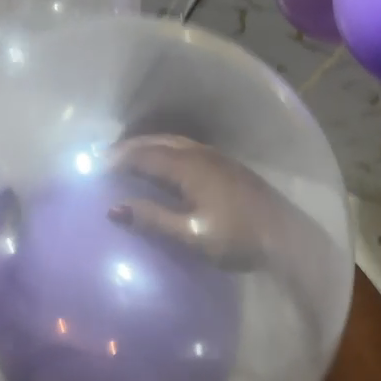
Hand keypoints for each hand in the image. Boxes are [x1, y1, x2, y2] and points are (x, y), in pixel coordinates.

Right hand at [105, 134, 309, 271]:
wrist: (288, 236)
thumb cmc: (239, 238)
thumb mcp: (192, 235)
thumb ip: (153, 220)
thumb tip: (113, 208)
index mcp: (189, 166)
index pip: (144, 154)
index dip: (116, 159)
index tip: (92, 167)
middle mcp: (200, 153)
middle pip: (157, 142)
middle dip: (129, 147)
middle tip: (104, 159)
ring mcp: (216, 157)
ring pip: (173, 143)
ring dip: (148, 147)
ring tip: (128, 160)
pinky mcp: (227, 166)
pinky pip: (186, 149)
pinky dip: (165, 152)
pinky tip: (164, 167)